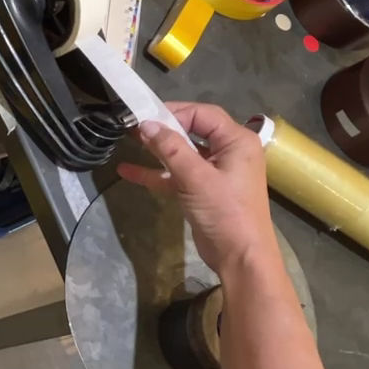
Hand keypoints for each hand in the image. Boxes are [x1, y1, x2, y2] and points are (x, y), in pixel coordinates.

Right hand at [116, 103, 277, 277]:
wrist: (239, 256)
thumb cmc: (225, 212)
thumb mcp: (196, 178)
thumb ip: (170, 149)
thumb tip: (146, 125)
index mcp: (237, 141)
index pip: (202, 114)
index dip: (173, 112)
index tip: (144, 116)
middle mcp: (228, 152)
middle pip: (192, 130)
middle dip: (163, 129)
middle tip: (134, 127)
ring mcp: (215, 172)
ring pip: (182, 153)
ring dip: (157, 150)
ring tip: (129, 142)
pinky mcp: (202, 190)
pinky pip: (176, 175)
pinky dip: (156, 173)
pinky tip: (128, 171)